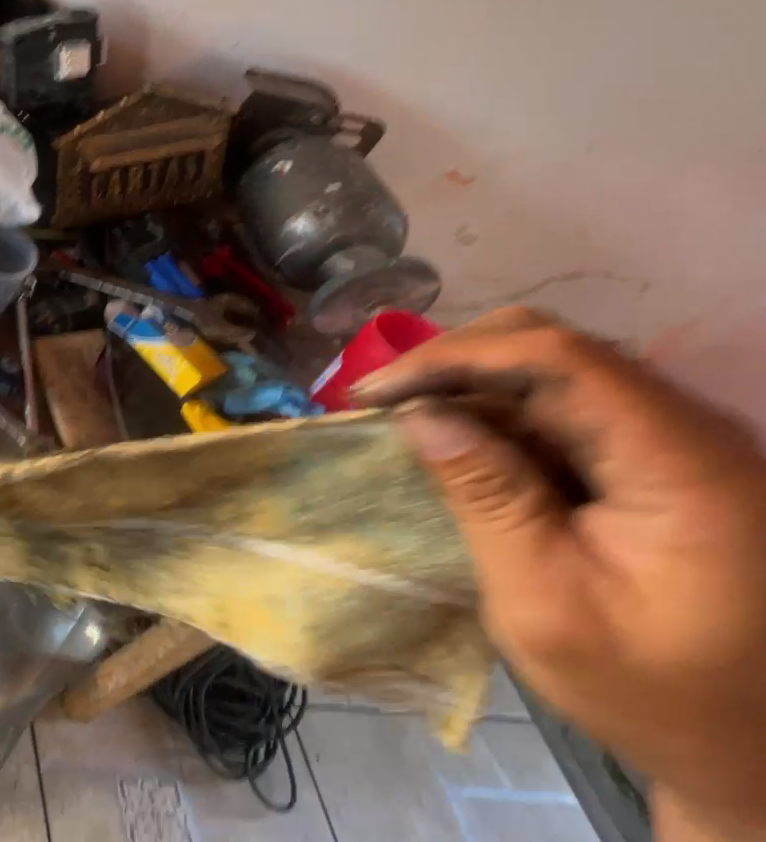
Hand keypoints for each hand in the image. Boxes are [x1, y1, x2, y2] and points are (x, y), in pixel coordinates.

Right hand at [353, 308, 765, 836]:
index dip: (452, 357)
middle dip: (454, 362)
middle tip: (379, 403)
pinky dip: (498, 415)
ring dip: (470, 387)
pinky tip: (455, 442)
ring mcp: (682, 446)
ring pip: (556, 369)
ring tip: (401, 419)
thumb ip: (485, 497)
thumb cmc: (651, 692)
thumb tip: (417, 414)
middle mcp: (695, 435)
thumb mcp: (546, 604)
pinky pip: (568, 408)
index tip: (370, 393)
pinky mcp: (663, 463)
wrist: (754, 749)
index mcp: (685, 468)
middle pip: (557, 348)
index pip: (559, 359)